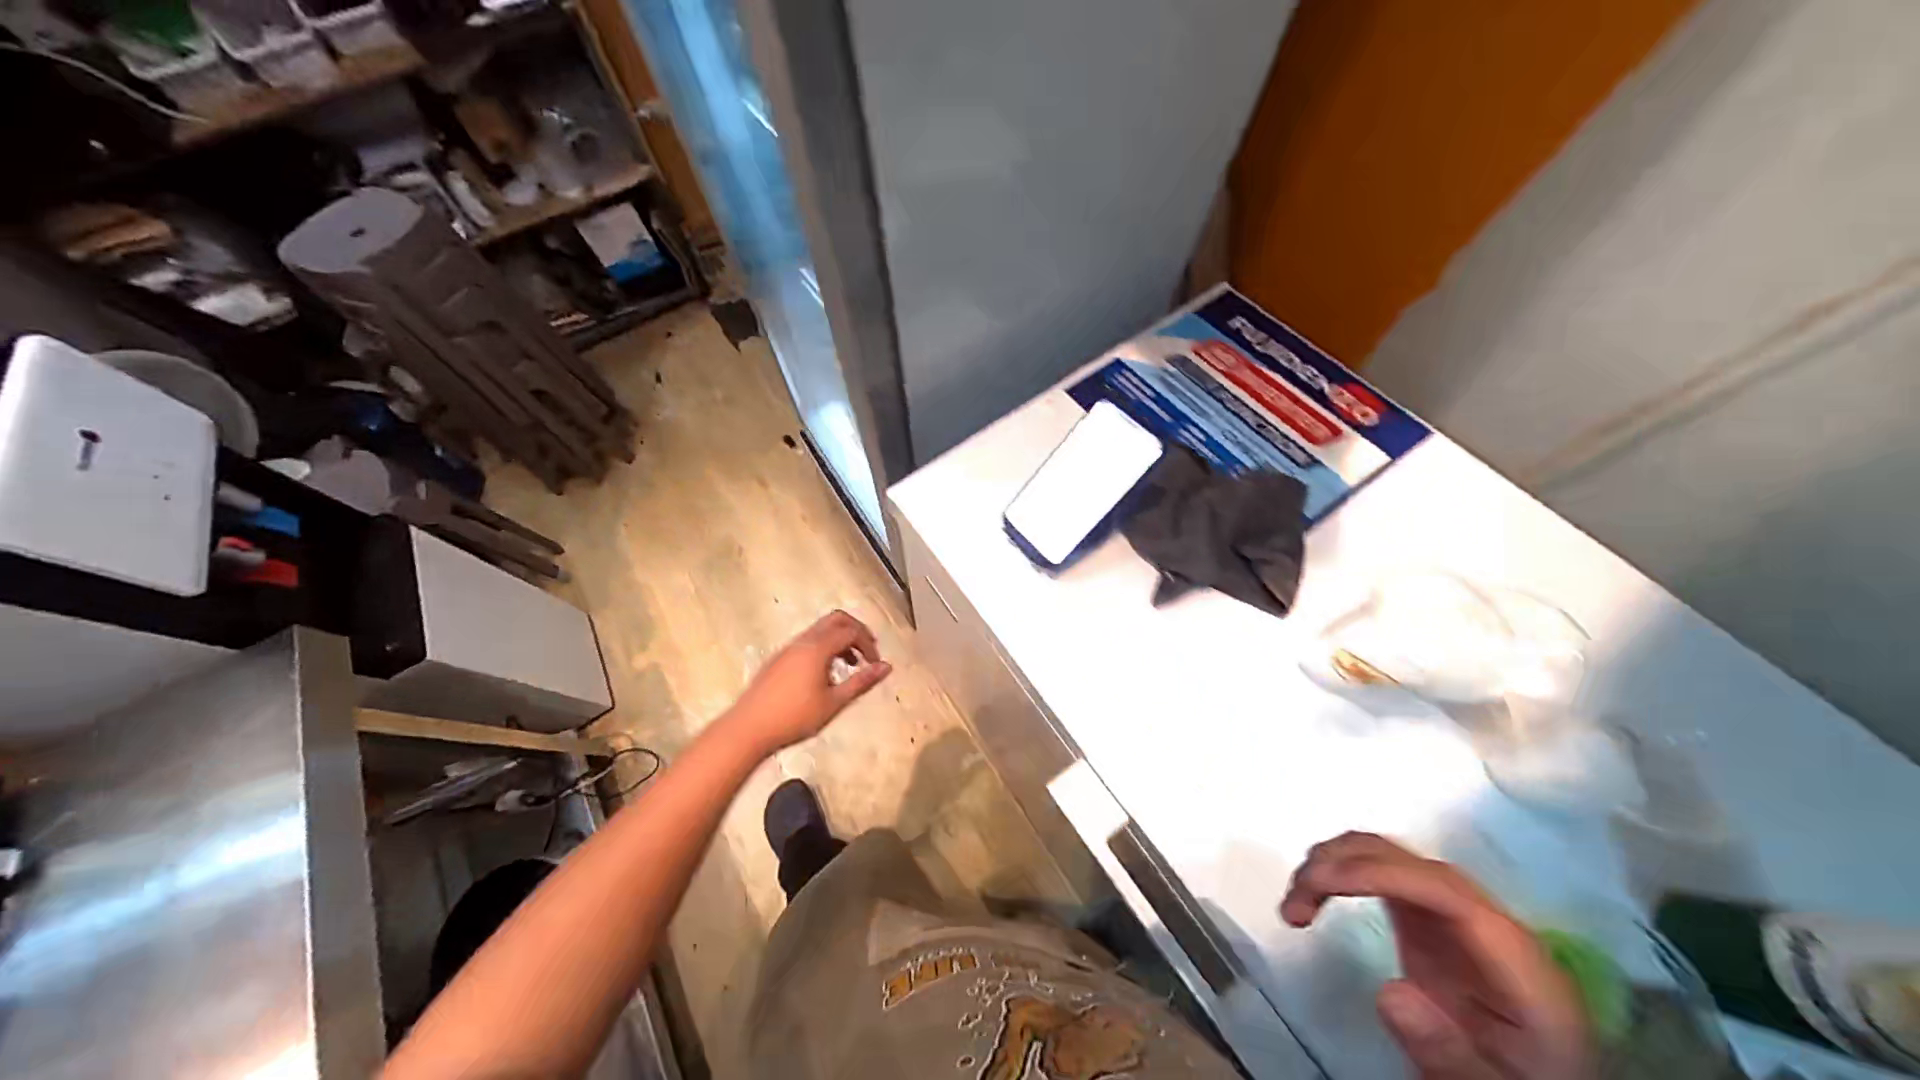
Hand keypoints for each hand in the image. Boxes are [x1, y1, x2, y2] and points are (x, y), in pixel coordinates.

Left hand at [720, 610, 892, 755]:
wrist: (748, 729)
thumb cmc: (794, 718)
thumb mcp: (834, 703)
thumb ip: (862, 682)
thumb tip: (886, 667)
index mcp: (817, 648)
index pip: (851, 631)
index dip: (868, 644)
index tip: (876, 663)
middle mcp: (802, 641)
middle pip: (835, 619)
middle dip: (856, 631)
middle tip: (868, 651)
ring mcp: (788, 648)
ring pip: (820, 630)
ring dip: (840, 640)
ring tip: (849, 665)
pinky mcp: (778, 659)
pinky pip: (808, 641)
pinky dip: (824, 647)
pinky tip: (825, 674)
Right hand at [1280, 833, 1595, 1079]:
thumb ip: (1451, 1052)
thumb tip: (1390, 991)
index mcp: (1509, 952)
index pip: (1438, 886)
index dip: (1375, 870)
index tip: (1319, 883)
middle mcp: (1479, 917)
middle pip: (1405, 859)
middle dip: (1339, 865)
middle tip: (1293, 906)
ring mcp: (1451, 914)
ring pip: (1385, 855)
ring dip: (1331, 864)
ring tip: (1294, 906)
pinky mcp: (1428, 920)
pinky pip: (1379, 874)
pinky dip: (1338, 874)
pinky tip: (1314, 899)